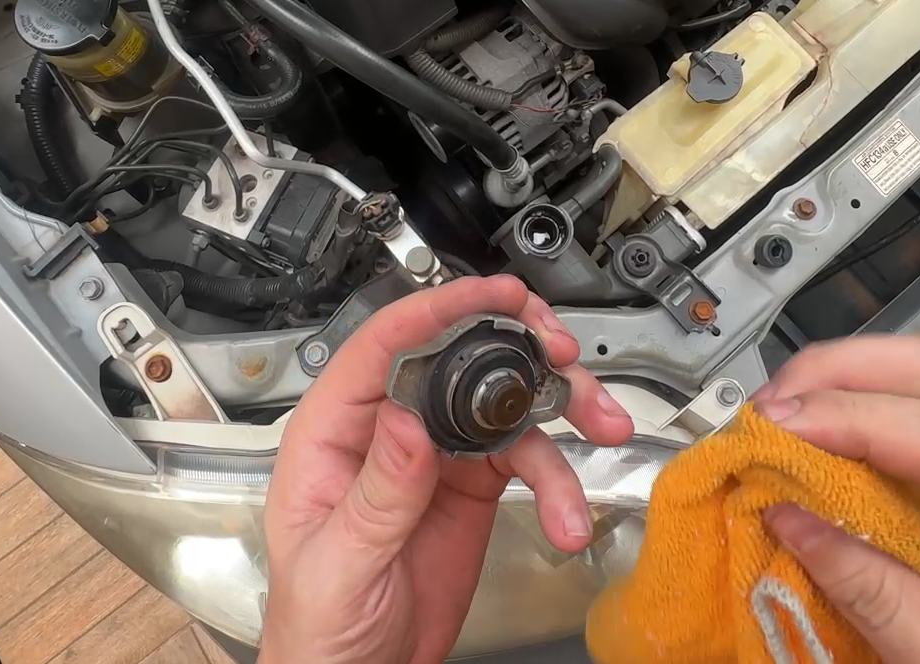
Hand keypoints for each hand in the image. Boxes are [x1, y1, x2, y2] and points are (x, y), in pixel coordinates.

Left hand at [259, 274, 634, 663]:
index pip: (387, 341)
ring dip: (560, 404)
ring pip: (505, 397)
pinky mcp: (475, 477)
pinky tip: (570, 510)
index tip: (496, 294)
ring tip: (600, 421)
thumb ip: (376, 492)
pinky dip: (559, 475)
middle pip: (459, 352)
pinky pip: (527, 453)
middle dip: (518, 342)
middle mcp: (394, 422)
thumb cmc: (318, 625)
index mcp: (339, 426)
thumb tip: (406, 419)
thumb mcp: (337, 564)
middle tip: (560, 350)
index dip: (442, 306)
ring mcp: (439, 445)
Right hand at [753, 336, 919, 663]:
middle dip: (847, 373)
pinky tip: (812, 431)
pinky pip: (915, 410)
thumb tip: (784, 515)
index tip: (781, 422)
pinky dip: (853, 407)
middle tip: (773, 405)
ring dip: (843, 380)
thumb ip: (880, 601)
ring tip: (779, 413)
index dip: (863, 420)